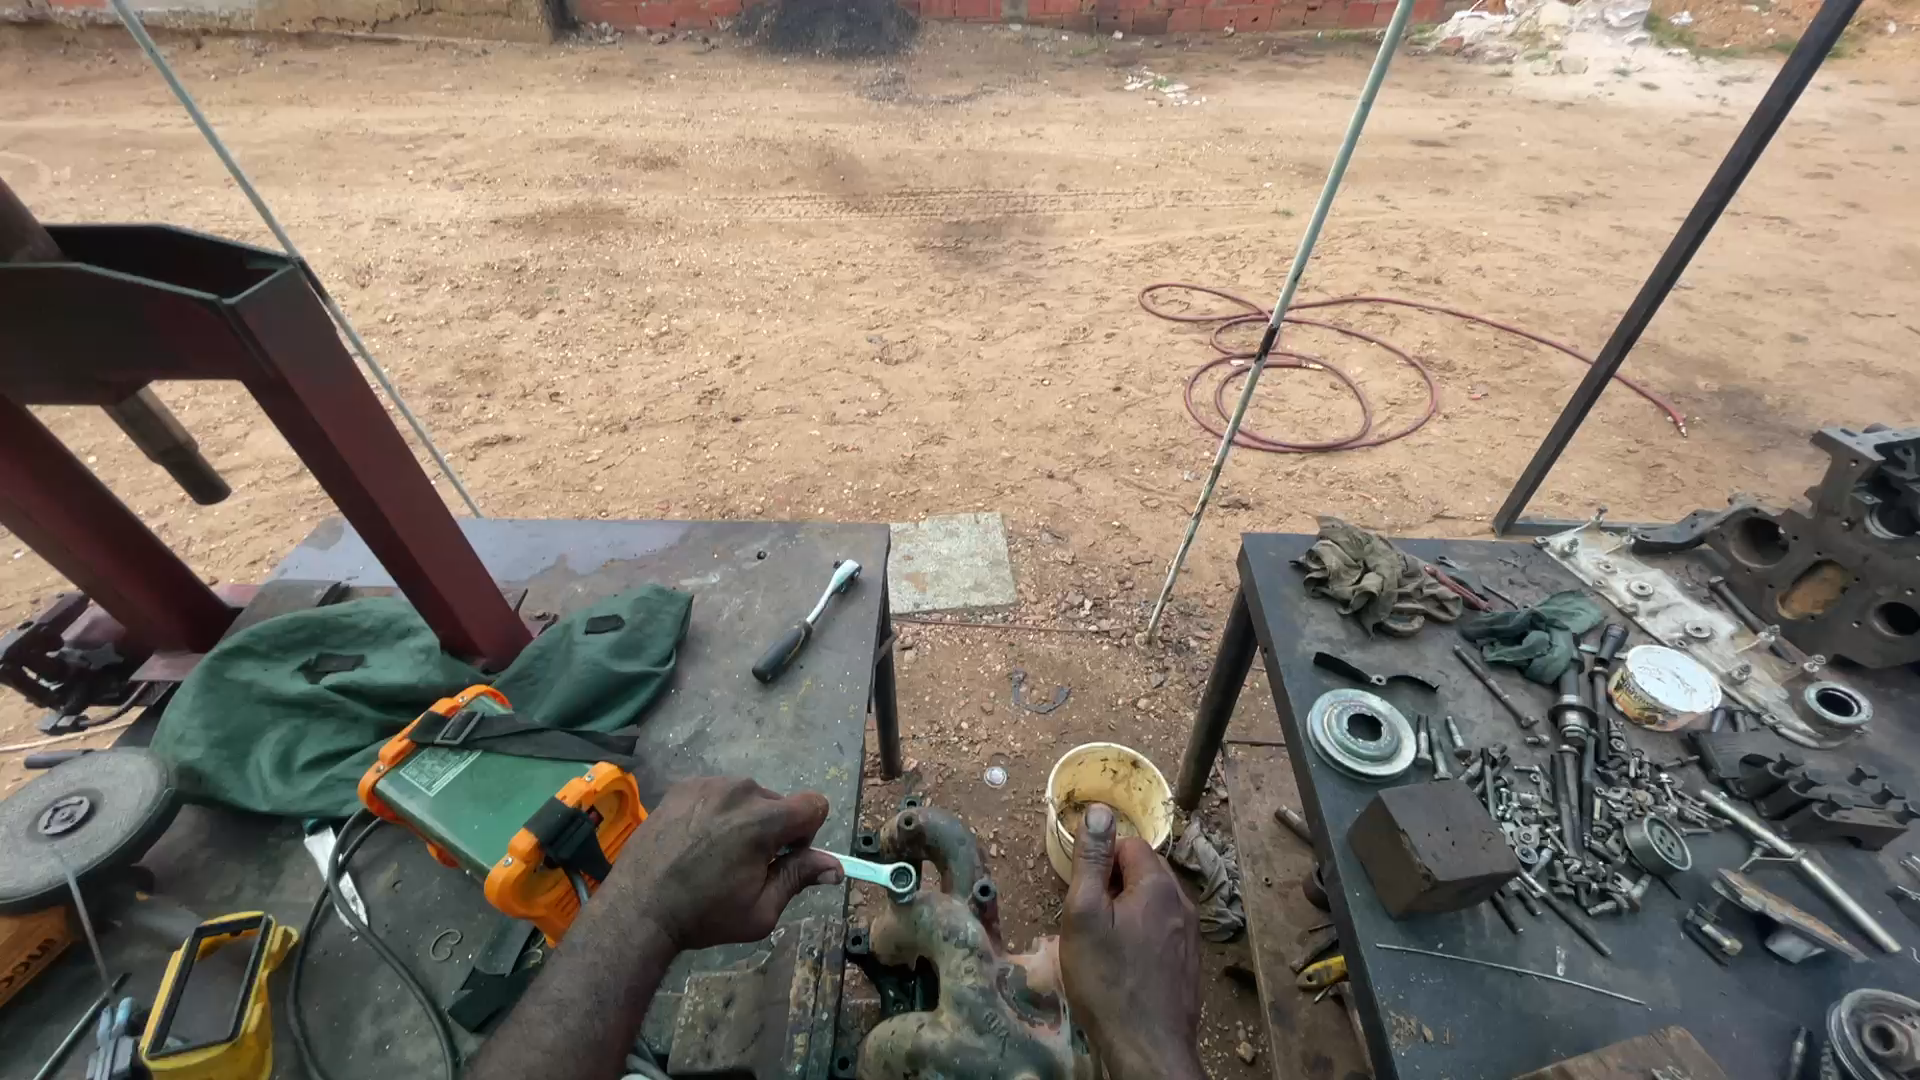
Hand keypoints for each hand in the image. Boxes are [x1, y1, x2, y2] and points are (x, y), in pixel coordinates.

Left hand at [598, 776, 844, 951]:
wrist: (636, 910)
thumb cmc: (703, 915)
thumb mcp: (761, 910)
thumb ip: (800, 878)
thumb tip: (835, 867)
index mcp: (765, 820)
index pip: (814, 805)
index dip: (806, 833)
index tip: (782, 857)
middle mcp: (742, 791)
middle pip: (778, 803)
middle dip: (771, 830)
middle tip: (742, 864)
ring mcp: (711, 784)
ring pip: (747, 797)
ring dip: (743, 819)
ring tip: (712, 854)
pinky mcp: (685, 786)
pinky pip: (718, 793)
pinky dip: (716, 812)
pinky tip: (693, 841)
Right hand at [1060, 803, 1203, 1079]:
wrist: (1148, 1053)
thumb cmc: (1108, 980)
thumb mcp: (1085, 913)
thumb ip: (1092, 859)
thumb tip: (1099, 810)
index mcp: (1159, 885)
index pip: (1128, 843)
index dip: (1101, 862)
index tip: (1084, 892)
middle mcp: (1183, 903)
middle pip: (1143, 870)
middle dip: (1114, 883)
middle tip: (1090, 918)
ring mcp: (1190, 936)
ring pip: (1152, 901)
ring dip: (1127, 910)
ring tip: (1104, 943)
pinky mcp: (1189, 964)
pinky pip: (1161, 929)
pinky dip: (1141, 934)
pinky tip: (1125, 964)